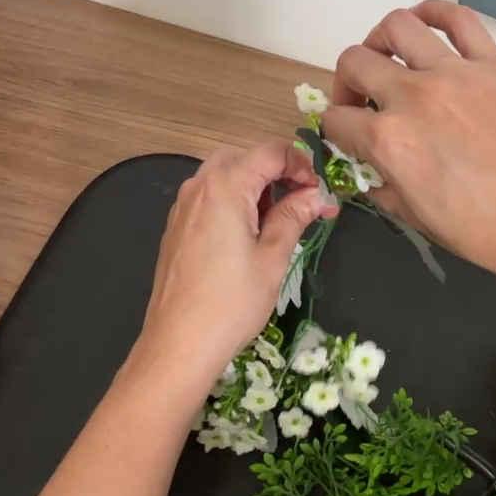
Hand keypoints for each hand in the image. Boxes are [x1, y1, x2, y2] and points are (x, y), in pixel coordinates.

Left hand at [130, 141, 336, 405]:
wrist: (179, 343)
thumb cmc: (231, 302)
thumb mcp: (273, 258)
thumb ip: (294, 217)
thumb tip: (315, 196)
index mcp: (224, 187)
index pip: (271, 152)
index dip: (301, 165)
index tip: (319, 193)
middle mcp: (198, 188)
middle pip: (245, 159)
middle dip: (277, 175)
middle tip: (303, 205)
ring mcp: (182, 208)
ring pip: (224, 177)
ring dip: (255, 188)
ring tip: (278, 224)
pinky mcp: (176, 228)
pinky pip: (208, 199)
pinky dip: (233, 204)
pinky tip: (247, 237)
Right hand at [321, 0, 495, 310]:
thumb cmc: (490, 233)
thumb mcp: (420, 220)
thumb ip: (384, 187)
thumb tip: (373, 170)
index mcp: (390, 142)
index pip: (336, 121)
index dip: (334, 132)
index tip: (347, 139)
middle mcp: (415, 96)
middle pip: (355, 62)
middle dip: (346, 83)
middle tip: (360, 102)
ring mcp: (456, 73)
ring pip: (397, 26)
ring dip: (379, 42)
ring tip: (388, 60)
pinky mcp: (494, 63)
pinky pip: (456, 18)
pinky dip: (433, 13)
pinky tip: (426, 28)